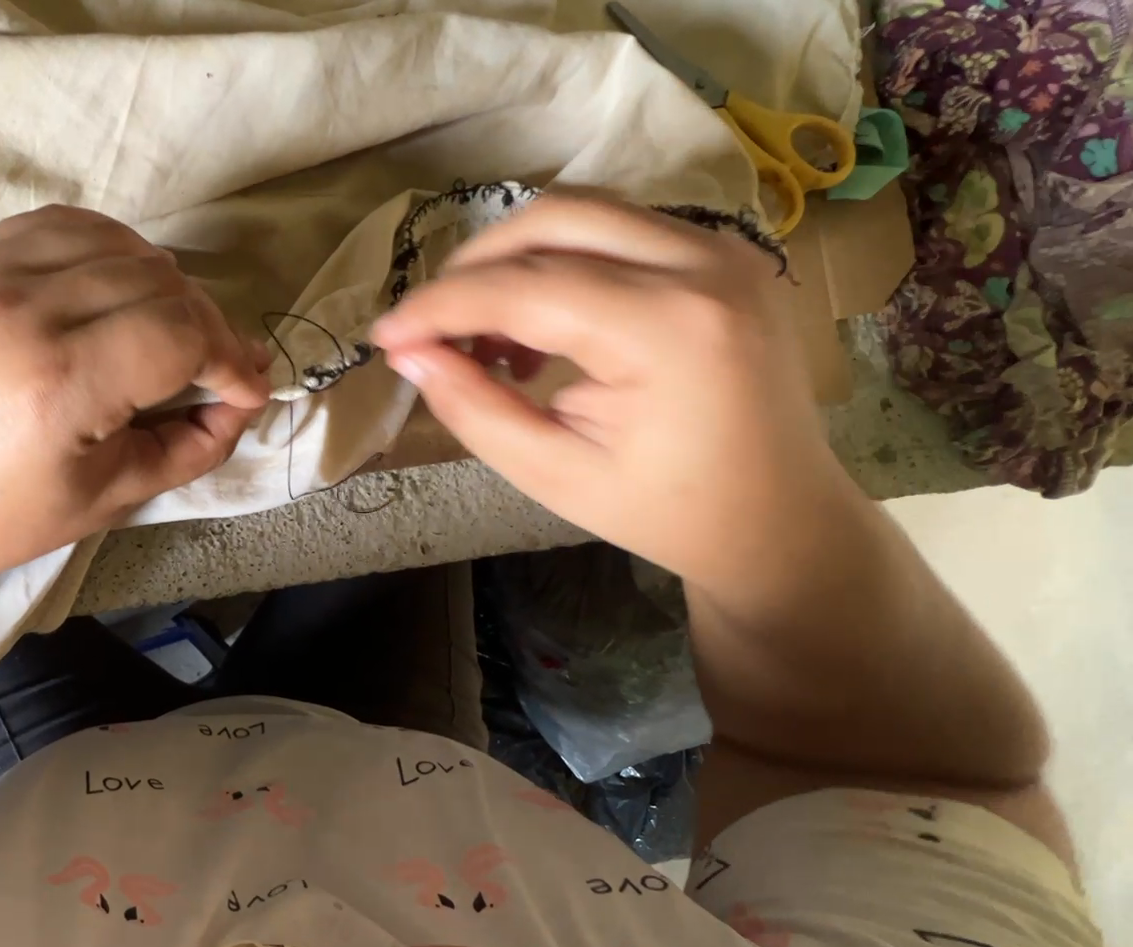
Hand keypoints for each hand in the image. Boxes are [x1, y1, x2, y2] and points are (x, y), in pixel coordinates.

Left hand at [0, 205, 269, 593]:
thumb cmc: (13, 517)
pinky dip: (109, 249)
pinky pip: (64, 225)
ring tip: (169, 331)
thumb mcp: (118, 496)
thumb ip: (199, 443)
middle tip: (214, 369)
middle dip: (206, 325)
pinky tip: (118, 288)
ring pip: (120, 245)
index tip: (245, 388)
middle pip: (158, 282)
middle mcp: (21, 309)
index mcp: (58, 382)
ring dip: (164, 286)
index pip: (179, 332)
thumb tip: (247, 392)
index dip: (227, 358)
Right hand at [369, 194, 869, 603]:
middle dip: (471, 268)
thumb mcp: (552, 475)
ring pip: (582, 213)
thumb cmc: (663, 511)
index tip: (383, 337)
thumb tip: (409, 354)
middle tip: (431, 329)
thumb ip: (473, 408)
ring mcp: (723, 249)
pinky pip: (614, 232)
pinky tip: (539, 331)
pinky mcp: (721, 255)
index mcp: (667, 329)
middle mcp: (703, 263)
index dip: (438, 307)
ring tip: (485, 338)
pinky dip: (555, 266)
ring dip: (512, 263)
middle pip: (552, 218)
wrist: (777, 518)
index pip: (523, 285)